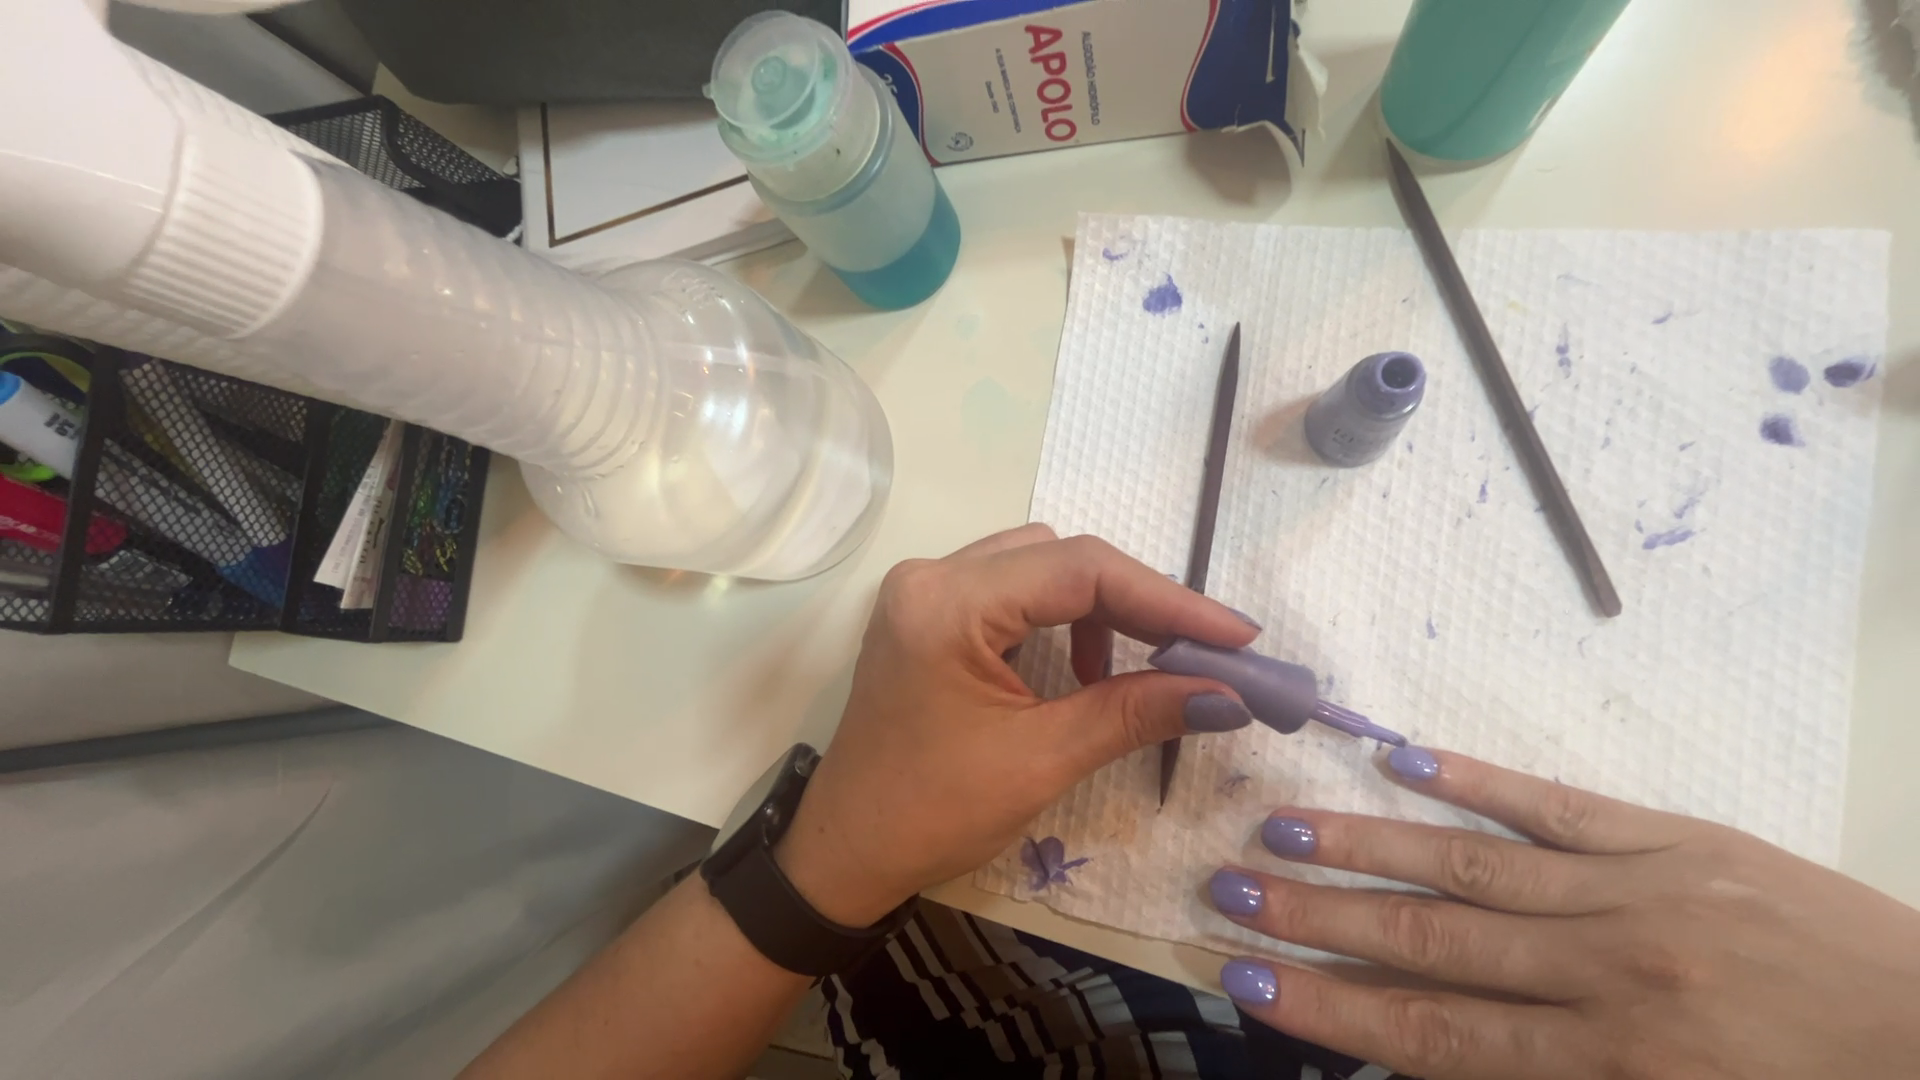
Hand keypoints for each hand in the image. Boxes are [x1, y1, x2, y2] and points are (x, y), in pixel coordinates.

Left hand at [775, 525, 1260, 926]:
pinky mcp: (928, 612)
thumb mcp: (1041, 760)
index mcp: (946, 604)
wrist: (849, 849)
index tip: (1237, 636)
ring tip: (1139, 662)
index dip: (1167, 598)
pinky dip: (1059, 616)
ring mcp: (924, 590)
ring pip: (1036, 566)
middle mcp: (930, 576)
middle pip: (1058, 557)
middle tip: (1202, 649)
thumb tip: (1229, 693)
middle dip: (1136, 600)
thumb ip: (1135, 712)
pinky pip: (1010, 589)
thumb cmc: (933, 813)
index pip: (1078, 570)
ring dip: (1097, 606)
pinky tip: (1082, 664)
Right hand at [1208, 749, 1919, 1078]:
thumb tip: (1422, 1053)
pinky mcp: (1674, 836)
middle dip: (1316, 918)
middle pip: (1430, 942)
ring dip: (1366, 845)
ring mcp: (1636, 892)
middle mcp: (1607, 976)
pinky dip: (1476, 781)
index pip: (1431, 1034)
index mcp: (1617, 1071)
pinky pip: (1556, 804)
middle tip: (1227, 888)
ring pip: (1470, 865)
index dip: (1326, 1007)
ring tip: (1281, 829)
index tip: (1242, 977)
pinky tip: (1404, 759)